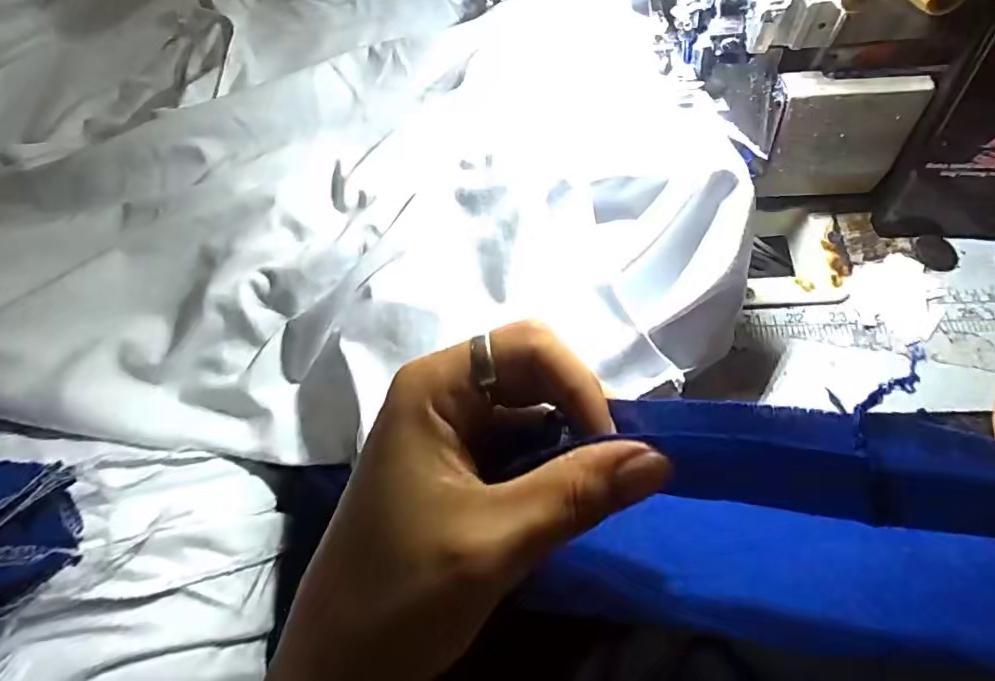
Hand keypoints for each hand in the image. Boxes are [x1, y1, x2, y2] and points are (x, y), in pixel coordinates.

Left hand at [269, 321, 673, 680]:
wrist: (334, 677)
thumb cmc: (396, 600)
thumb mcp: (492, 544)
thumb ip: (576, 494)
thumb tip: (660, 458)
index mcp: (435, 386)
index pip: (528, 345)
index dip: (577, 383)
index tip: (609, 445)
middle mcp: (444, 390)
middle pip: (535, 366)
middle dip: (579, 408)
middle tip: (609, 463)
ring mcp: (453, 424)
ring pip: (536, 402)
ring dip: (572, 437)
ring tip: (593, 484)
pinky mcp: (464, 458)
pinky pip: (526, 437)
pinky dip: (557, 459)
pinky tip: (567, 493)